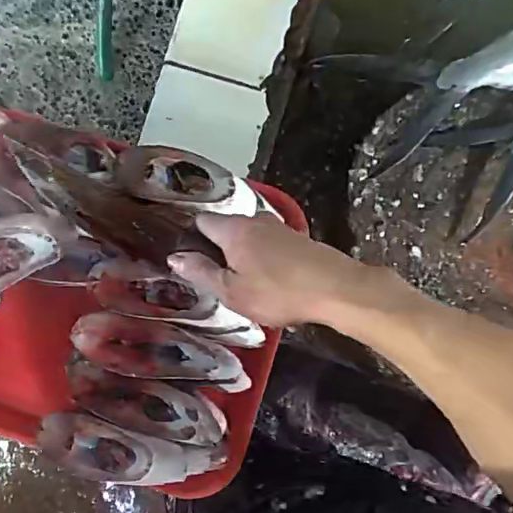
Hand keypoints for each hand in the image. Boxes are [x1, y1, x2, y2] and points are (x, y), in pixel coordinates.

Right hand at [167, 213, 393, 328]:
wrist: (336, 289)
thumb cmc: (278, 292)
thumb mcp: (232, 291)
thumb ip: (202, 272)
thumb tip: (175, 256)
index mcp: (233, 229)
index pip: (201, 221)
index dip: (190, 236)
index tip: (186, 256)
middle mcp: (255, 220)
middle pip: (227, 227)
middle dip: (217, 247)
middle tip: (212, 275)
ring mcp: (280, 227)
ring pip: (250, 236)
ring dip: (242, 253)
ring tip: (240, 280)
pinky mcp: (299, 240)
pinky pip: (270, 244)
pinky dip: (263, 257)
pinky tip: (267, 279)